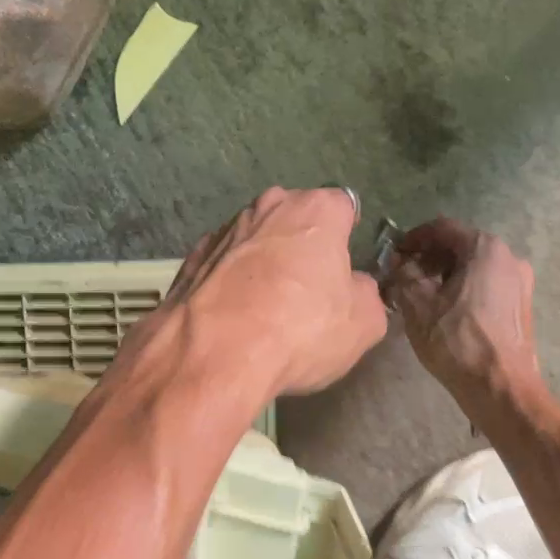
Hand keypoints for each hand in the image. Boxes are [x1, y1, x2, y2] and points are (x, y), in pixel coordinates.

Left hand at [147, 187, 387, 397]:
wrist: (215, 353)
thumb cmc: (300, 328)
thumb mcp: (362, 323)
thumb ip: (366, 294)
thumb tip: (356, 286)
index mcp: (315, 210)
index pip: (342, 205)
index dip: (347, 231)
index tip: (346, 259)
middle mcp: (269, 206)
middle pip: (296, 215)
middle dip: (303, 241)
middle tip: (311, 285)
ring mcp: (226, 228)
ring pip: (257, 236)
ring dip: (265, 258)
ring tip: (268, 305)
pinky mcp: (193, 255)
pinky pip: (224, 261)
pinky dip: (231, 278)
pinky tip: (234, 311)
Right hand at [386, 217, 542, 406]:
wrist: (502, 390)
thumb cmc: (458, 341)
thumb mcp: (417, 303)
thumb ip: (403, 273)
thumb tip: (398, 262)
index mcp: (485, 248)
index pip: (441, 228)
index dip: (413, 238)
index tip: (394, 254)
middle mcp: (508, 257)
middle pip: (459, 245)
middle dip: (428, 257)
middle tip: (404, 275)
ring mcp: (520, 283)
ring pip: (474, 266)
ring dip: (445, 274)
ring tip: (421, 295)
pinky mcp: (522, 307)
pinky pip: (486, 285)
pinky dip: (463, 288)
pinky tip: (445, 311)